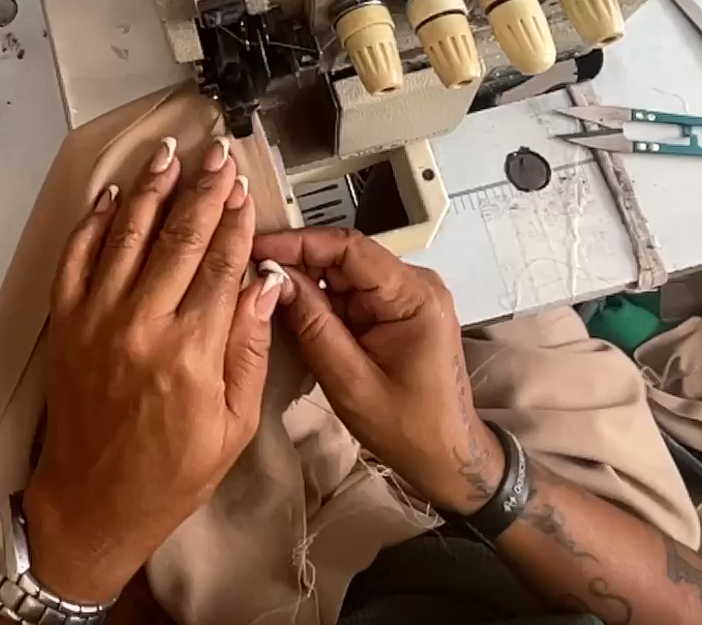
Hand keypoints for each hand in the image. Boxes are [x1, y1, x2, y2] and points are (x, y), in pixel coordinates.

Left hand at [23, 138, 287, 603]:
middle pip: (179, 238)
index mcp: (191, 352)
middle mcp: (142, 324)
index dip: (234, 220)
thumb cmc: (170, 473)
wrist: (92, 504)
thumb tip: (264, 284)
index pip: (221, 264)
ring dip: (151, 190)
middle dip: (202, 189)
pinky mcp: (66, 322)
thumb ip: (248, 348)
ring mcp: (96, 318)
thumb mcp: (233, 425)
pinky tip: (111, 195)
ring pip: (128, 235)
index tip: (242, 188)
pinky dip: (93, 222)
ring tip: (168, 154)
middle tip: (215, 153)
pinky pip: (77, 258)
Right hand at [253, 227, 503, 514]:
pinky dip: (320, 299)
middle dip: (297, 262)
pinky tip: (292, 308)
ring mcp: (406, 293)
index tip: (258, 248)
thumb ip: (312, 327)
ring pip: (343, 272)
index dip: (300, 242)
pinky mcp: (395, 306)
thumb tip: (275, 279)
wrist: (449, 457)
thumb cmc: (408, 428)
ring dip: (306, 281)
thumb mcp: (351, 383)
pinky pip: (350, 290)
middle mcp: (414, 283)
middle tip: (252, 273)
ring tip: (265, 290)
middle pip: (345, 256)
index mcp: (414, 296)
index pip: (350, 248)